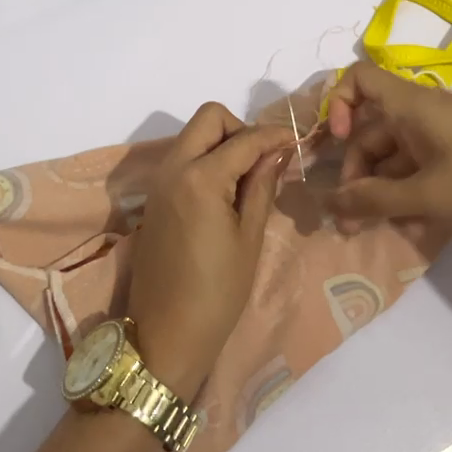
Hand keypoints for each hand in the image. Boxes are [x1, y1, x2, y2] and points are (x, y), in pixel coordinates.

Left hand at [127, 103, 293, 398]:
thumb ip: (261, 186)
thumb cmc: (217, 292)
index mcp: (200, 177)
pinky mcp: (155, 196)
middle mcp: (173, 168)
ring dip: (221, 142)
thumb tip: (276, 152)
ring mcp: (159, 181)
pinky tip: (226, 191)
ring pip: (193, 135)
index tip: (296, 142)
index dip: (274, 136)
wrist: (165, 333)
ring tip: (249, 178)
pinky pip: (182, 157)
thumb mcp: (249, 238)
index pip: (244, 139)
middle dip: (240, 128)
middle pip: (208, 118)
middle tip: (264, 160)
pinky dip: (205, 159)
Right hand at [324, 61, 451, 230]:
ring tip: (378, 232)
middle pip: (371, 132)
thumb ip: (374, 201)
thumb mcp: (430, 197)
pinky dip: (411, 193)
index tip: (335, 144)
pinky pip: (423, 167)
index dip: (337, 105)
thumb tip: (328, 203)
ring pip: (396, 156)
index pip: (358, 80)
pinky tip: (415, 228)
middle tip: (351, 220)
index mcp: (412, 105)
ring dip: (383, 192)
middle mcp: (423, 112)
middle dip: (357, 175)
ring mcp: (446, 133)